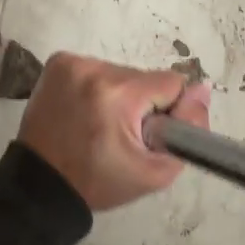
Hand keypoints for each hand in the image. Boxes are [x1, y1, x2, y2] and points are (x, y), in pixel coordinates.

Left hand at [17, 52, 210, 211]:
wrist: (42, 181)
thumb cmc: (98, 181)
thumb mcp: (154, 170)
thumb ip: (187, 129)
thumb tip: (202, 90)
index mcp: (117, 93)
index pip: (171, 83)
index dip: (170, 109)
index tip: (152, 131)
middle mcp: (92, 68)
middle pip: (143, 77)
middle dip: (142, 103)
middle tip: (122, 134)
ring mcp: (70, 62)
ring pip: (120, 73)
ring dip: (119, 95)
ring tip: (101, 125)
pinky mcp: (56, 62)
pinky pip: (95, 69)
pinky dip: (97, 88)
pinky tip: (85, 112)